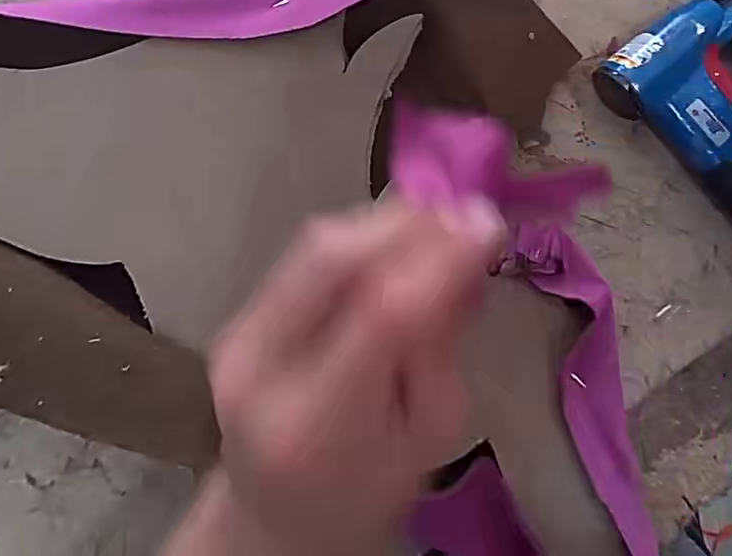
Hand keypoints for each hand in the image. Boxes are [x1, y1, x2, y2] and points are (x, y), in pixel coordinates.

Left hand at [166, 200, 505, 555]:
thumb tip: (471, 248)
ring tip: (443, 225)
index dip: (441, 257)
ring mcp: (240, 337)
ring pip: (320, 241)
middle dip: (410, 223)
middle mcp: (261, 371)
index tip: (490, 224)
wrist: (274, 519)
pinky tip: (404, 240)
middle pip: (333, 258)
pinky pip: (313, 249)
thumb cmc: (371, 488)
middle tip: (468, 212)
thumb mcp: (433, 429)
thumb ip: (444, 339)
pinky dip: (369, 232)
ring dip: (391, 222)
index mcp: (316, 425)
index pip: (382, 315)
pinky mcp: (241, 316)